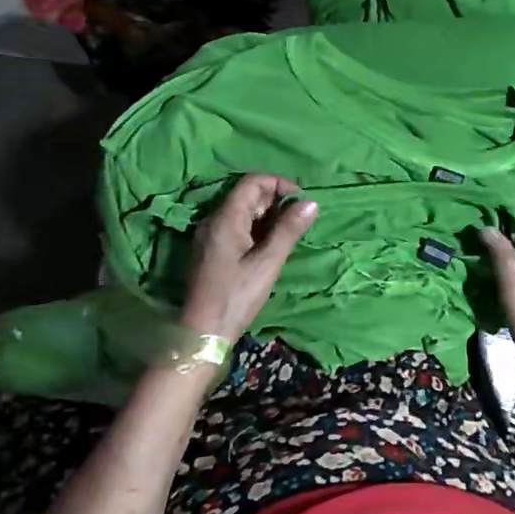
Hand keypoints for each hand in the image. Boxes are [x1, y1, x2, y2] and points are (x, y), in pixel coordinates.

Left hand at [179, 174, 317, 340]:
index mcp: (225, 218)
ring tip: (289, 233)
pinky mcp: (212, 251)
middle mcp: (214, 220)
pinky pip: (236, 228)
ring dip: (268, 216)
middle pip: (246, 195)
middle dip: (275, 200)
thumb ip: (288, 230)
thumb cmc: (236, 296)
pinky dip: (257, 229)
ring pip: (242, 212)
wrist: (203, 332)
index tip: (300, 201)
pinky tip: (271, 246)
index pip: (252, 182)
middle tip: (298, 220)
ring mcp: (211, 236)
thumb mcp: (267, 263)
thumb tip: (311, 202)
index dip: (279, 184)